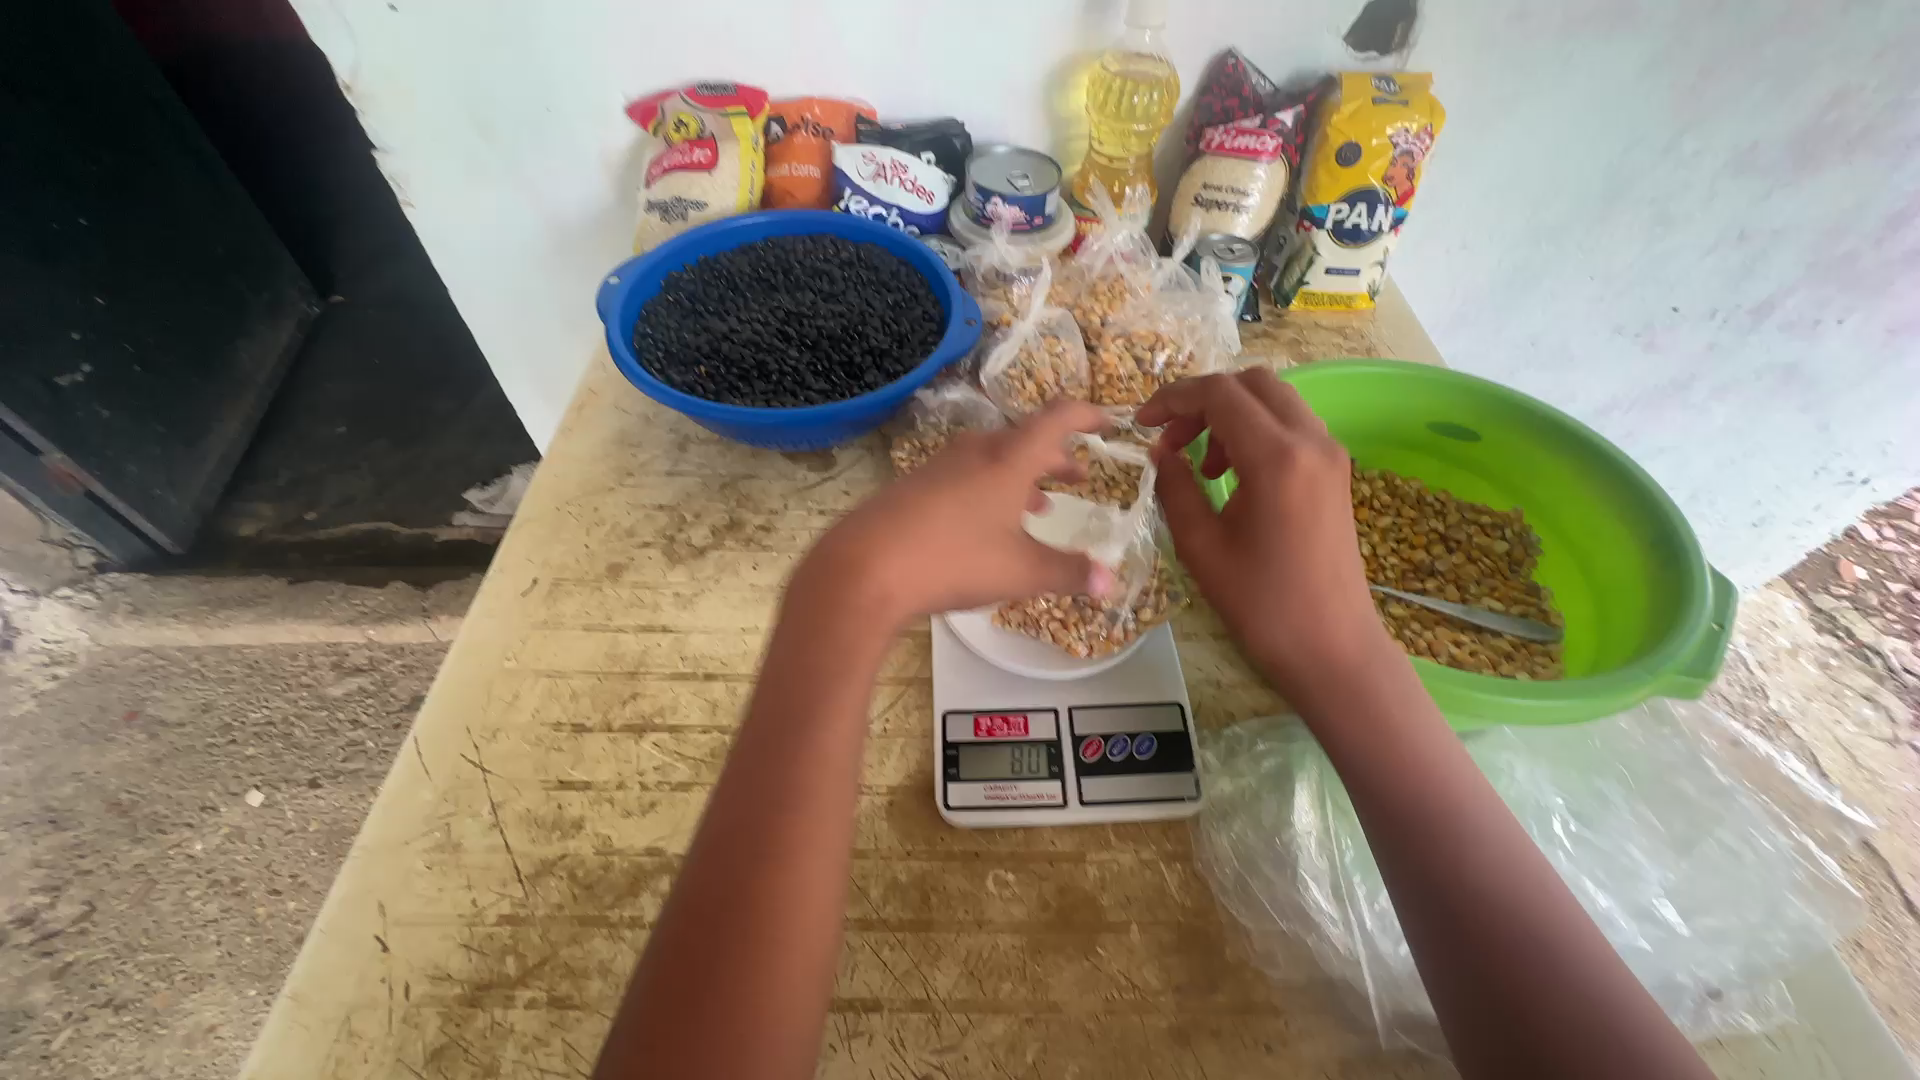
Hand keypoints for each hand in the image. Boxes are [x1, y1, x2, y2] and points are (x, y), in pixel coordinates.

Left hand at [796, 399, 1115, 627]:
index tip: (1108, 422)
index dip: (1087, 415)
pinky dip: (988, 491)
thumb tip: (1110, 582)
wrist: (863, 568)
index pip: (1057, 419)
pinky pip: (963, 477)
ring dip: (1020, 478)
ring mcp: (937, 467)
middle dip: (1056, 458)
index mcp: (1009, 459)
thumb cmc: (953, 559)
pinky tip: (982, 526)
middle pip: (1024, 441)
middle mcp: (974, 452)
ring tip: (1038, 507)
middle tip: (1077, 477)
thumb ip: (1068, 573)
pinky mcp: (911, 488)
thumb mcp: (1020, 572)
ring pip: (991, 460)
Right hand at [1138, 370, 1392, 695]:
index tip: (1141, 423)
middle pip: (1252, 382)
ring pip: (1274, 399)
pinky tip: (1232, 474)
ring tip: (1201, 464)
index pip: (1219, 393)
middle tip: (1172, 441)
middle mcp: (1311, 441)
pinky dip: (1255, 431)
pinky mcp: (1335, 471)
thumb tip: (1161, 452)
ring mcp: (1330, 454)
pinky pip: (1291, 425)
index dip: (1173, 399)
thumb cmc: (1260, 602)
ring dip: (1230, 414)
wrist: (1331, 645)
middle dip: (1203, 400)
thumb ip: (1175, 486)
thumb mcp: (1201, 544)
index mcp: (1276, 457)